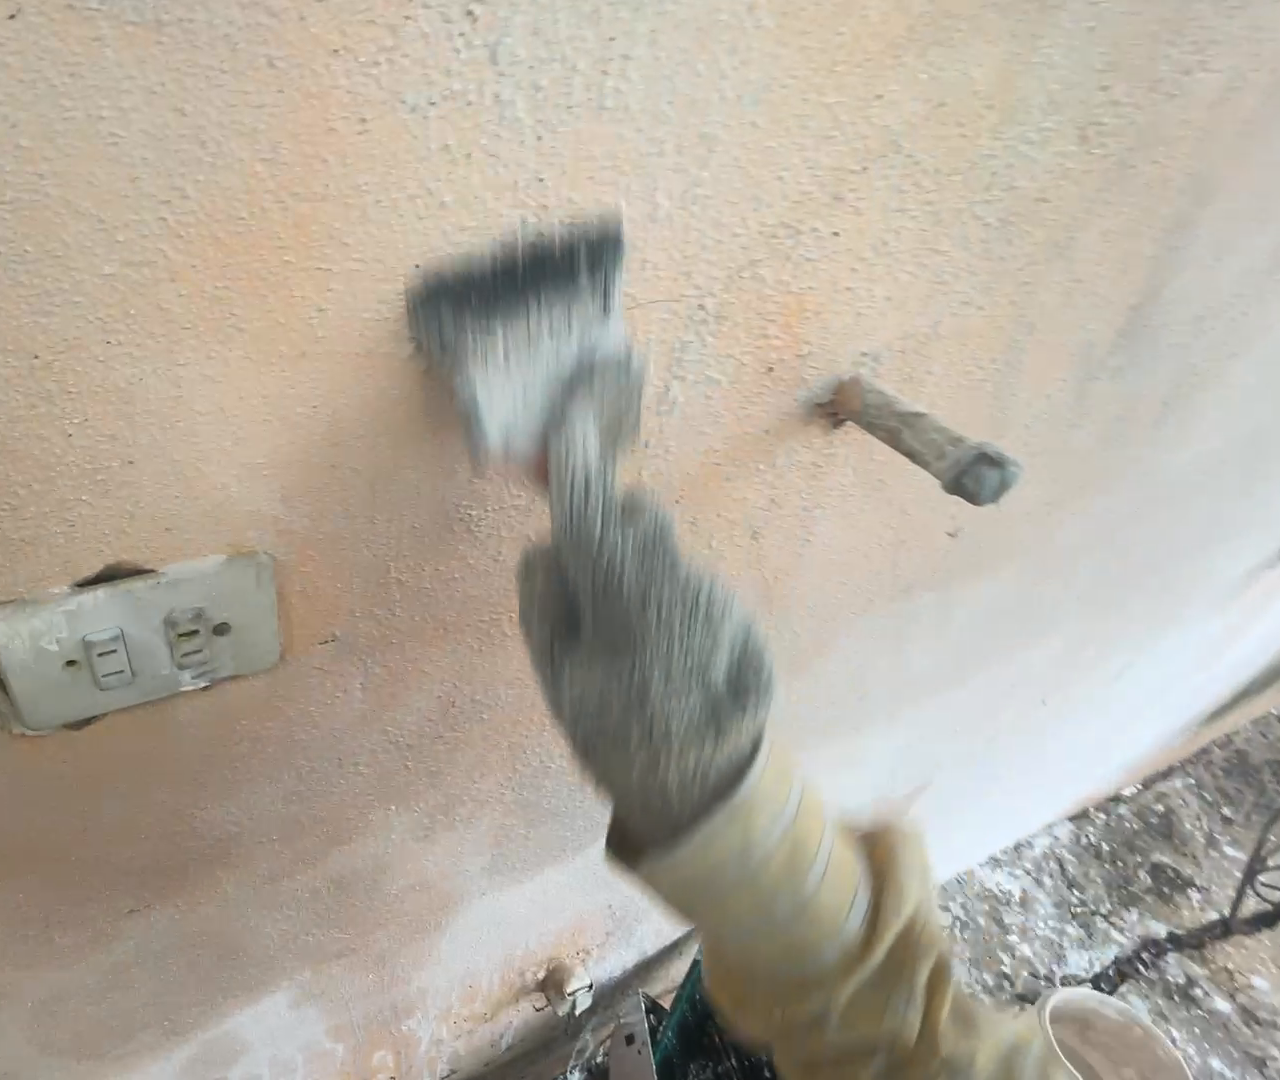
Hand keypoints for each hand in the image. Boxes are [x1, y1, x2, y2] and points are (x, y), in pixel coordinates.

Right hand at [517, 394, 773, 853]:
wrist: (706, 785)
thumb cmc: (615, 734)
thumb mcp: (554, 676)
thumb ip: (543, 599)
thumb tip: (547, 545)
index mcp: (622, 603)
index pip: (589, 513)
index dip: (573, 457)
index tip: (570, 407)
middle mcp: (676, 585)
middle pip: (635, 514)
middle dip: (605, 525)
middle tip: (585, 579)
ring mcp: (715, 594)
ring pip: (660, 545)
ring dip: (633, 562)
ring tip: (624, 628)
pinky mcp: (736, 606)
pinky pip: (683, 574)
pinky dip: (660, 589)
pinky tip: (661, 643)